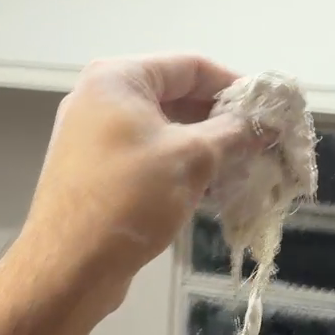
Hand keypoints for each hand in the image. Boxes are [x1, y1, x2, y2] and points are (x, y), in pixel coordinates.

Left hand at [18, 55, 254, 306]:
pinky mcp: (94, 170)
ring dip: (204, 145)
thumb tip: (265, 121)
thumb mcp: (193, 158)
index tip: (267, 109)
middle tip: (260, 141)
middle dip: (221, 118)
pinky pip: (147, 153)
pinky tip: (213, 188)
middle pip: (176, 95)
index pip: (190, 66)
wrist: (68, 268)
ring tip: (244, 166)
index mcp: (117, 78)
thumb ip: (234, 132)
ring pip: (163, 128)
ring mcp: (93, 135)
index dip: (234, 85)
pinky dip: (180, 164)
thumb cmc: (130, 198)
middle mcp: (99, 97)